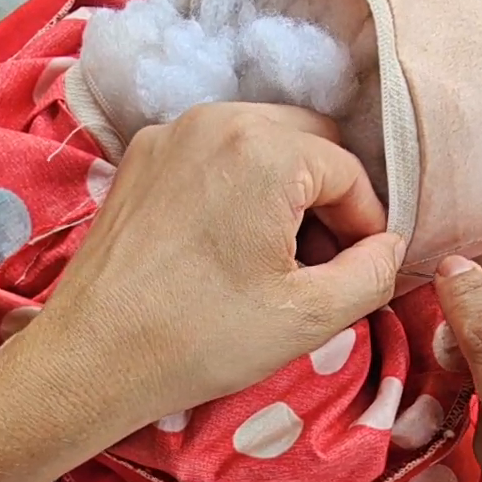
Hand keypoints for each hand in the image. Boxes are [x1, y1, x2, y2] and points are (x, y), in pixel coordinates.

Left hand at [27, 102, 405, 432]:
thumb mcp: (308, 318)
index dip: (367, 224)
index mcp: (265, 147)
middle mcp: (214, 120)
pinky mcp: (136, 162)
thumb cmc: (199, 340)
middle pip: (304, 145)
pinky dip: (232, 192)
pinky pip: (208, 160)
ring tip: (272, 261)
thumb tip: (390, 246)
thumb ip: (373, 273)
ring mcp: (166, 136)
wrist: (91, 361)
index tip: (359, 271)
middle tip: (318, 266)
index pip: (349, 170)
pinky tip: (223, 249)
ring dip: (281, 195)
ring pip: (255, 147)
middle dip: (326, 202)